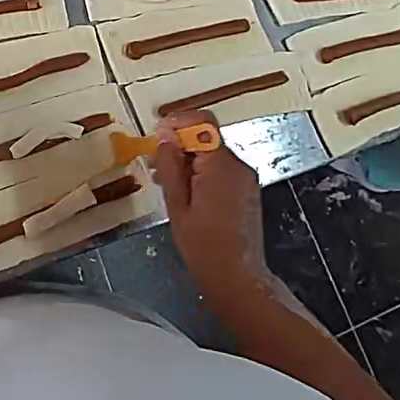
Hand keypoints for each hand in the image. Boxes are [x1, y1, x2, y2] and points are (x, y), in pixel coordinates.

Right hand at [152, 111, 273, 296]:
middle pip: (206, 137)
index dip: (178, 122)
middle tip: (153, 161)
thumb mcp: (177, 206)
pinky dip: (201, 171)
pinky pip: (220, 168)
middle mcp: (238, 165)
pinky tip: (183, 190)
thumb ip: (170, 167)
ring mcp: (245, 177)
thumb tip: (164, 138)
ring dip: (188, 158)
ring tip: (163, 178)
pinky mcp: (246, 188)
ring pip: (212, 153)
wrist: (237, 278)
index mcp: (221, 166)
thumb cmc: (205, 248)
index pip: (203, 123)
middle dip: (179, 143)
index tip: (157, 132)